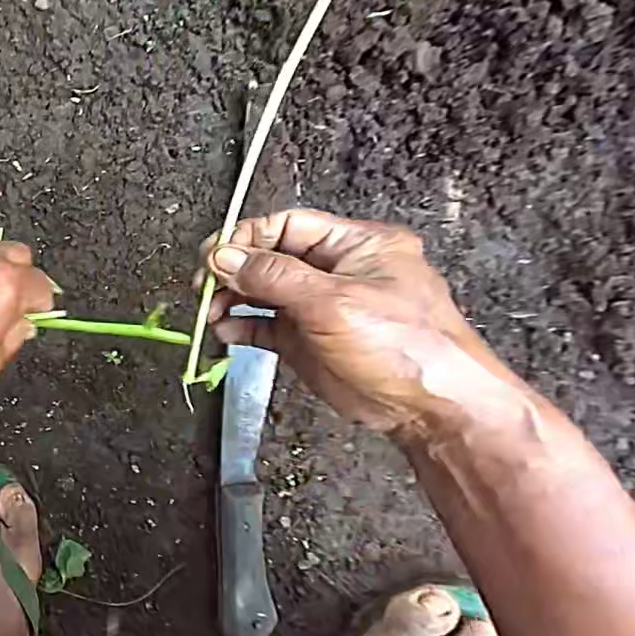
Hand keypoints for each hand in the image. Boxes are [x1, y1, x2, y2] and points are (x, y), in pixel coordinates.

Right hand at [200, 209, 527, 438]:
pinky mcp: (301, 336)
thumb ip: (272, 276)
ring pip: (256, 290)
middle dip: (231, 271)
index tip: (213, 257)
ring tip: (212, 314)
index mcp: (355, 247)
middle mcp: (332, 271)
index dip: (245, 239)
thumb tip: (223, 257)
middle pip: (265, 257)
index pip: (286, 226)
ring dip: (228, 299)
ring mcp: (314, 304)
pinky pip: (258, 323)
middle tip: (205, 287)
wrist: (430, 409)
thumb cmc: (405, 348)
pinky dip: (237, 326)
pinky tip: (226, 333)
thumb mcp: (333, 302)